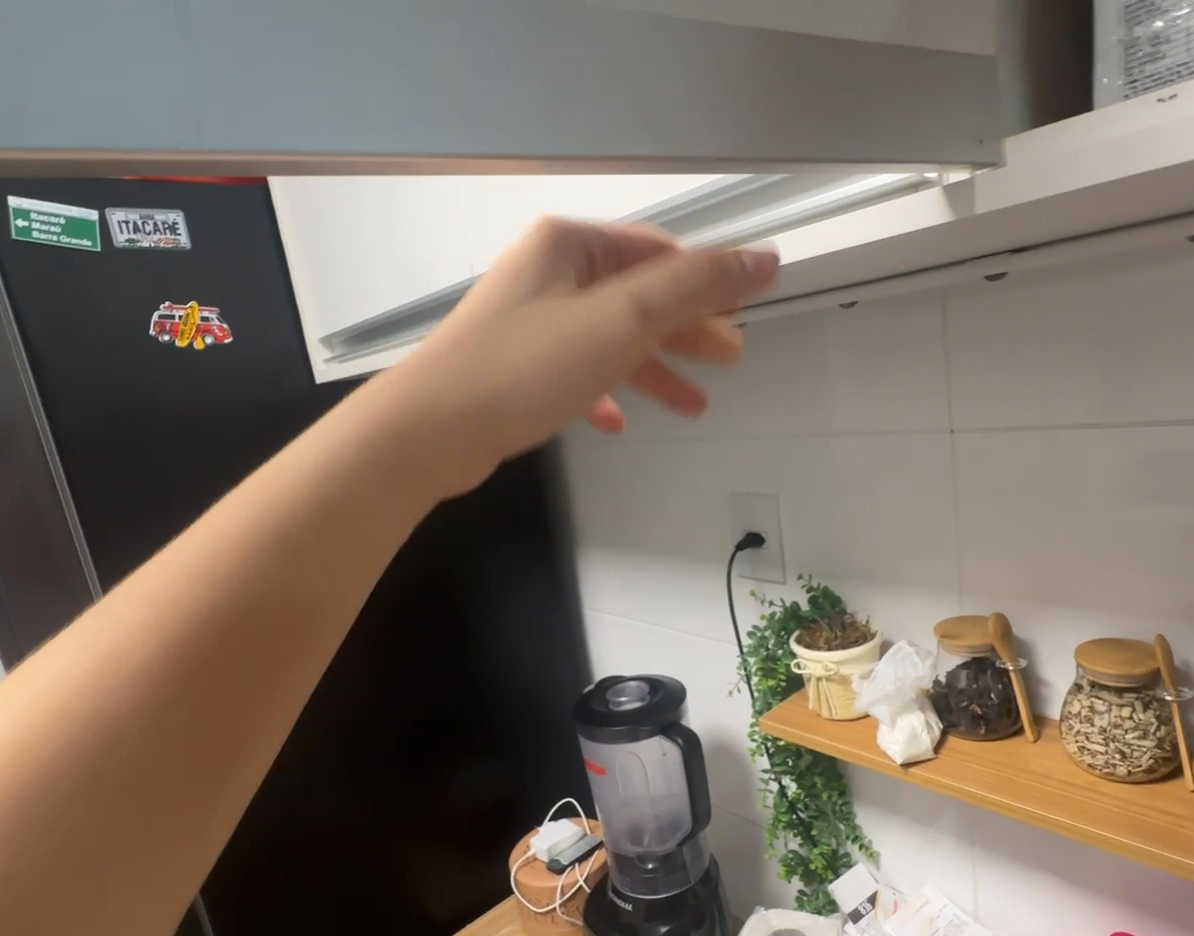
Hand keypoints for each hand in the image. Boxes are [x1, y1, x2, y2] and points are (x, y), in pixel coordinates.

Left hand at [385, 217, 778, 490]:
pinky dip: (604, 392)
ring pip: (609, 339)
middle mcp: (548, 275)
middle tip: (731, 359)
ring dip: (653, 369)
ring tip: (695, 405)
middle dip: (686, 330)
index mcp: (571, 246)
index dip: (706, 281)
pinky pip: (576, 373)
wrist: (430, 430)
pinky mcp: (516, 369)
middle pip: (636, 297)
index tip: (745, 312)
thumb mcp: (620, 321)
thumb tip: (763, 260)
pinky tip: (620, 423)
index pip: (657, 252)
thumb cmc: (526, 368)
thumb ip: (694, 289)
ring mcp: (530, 323)